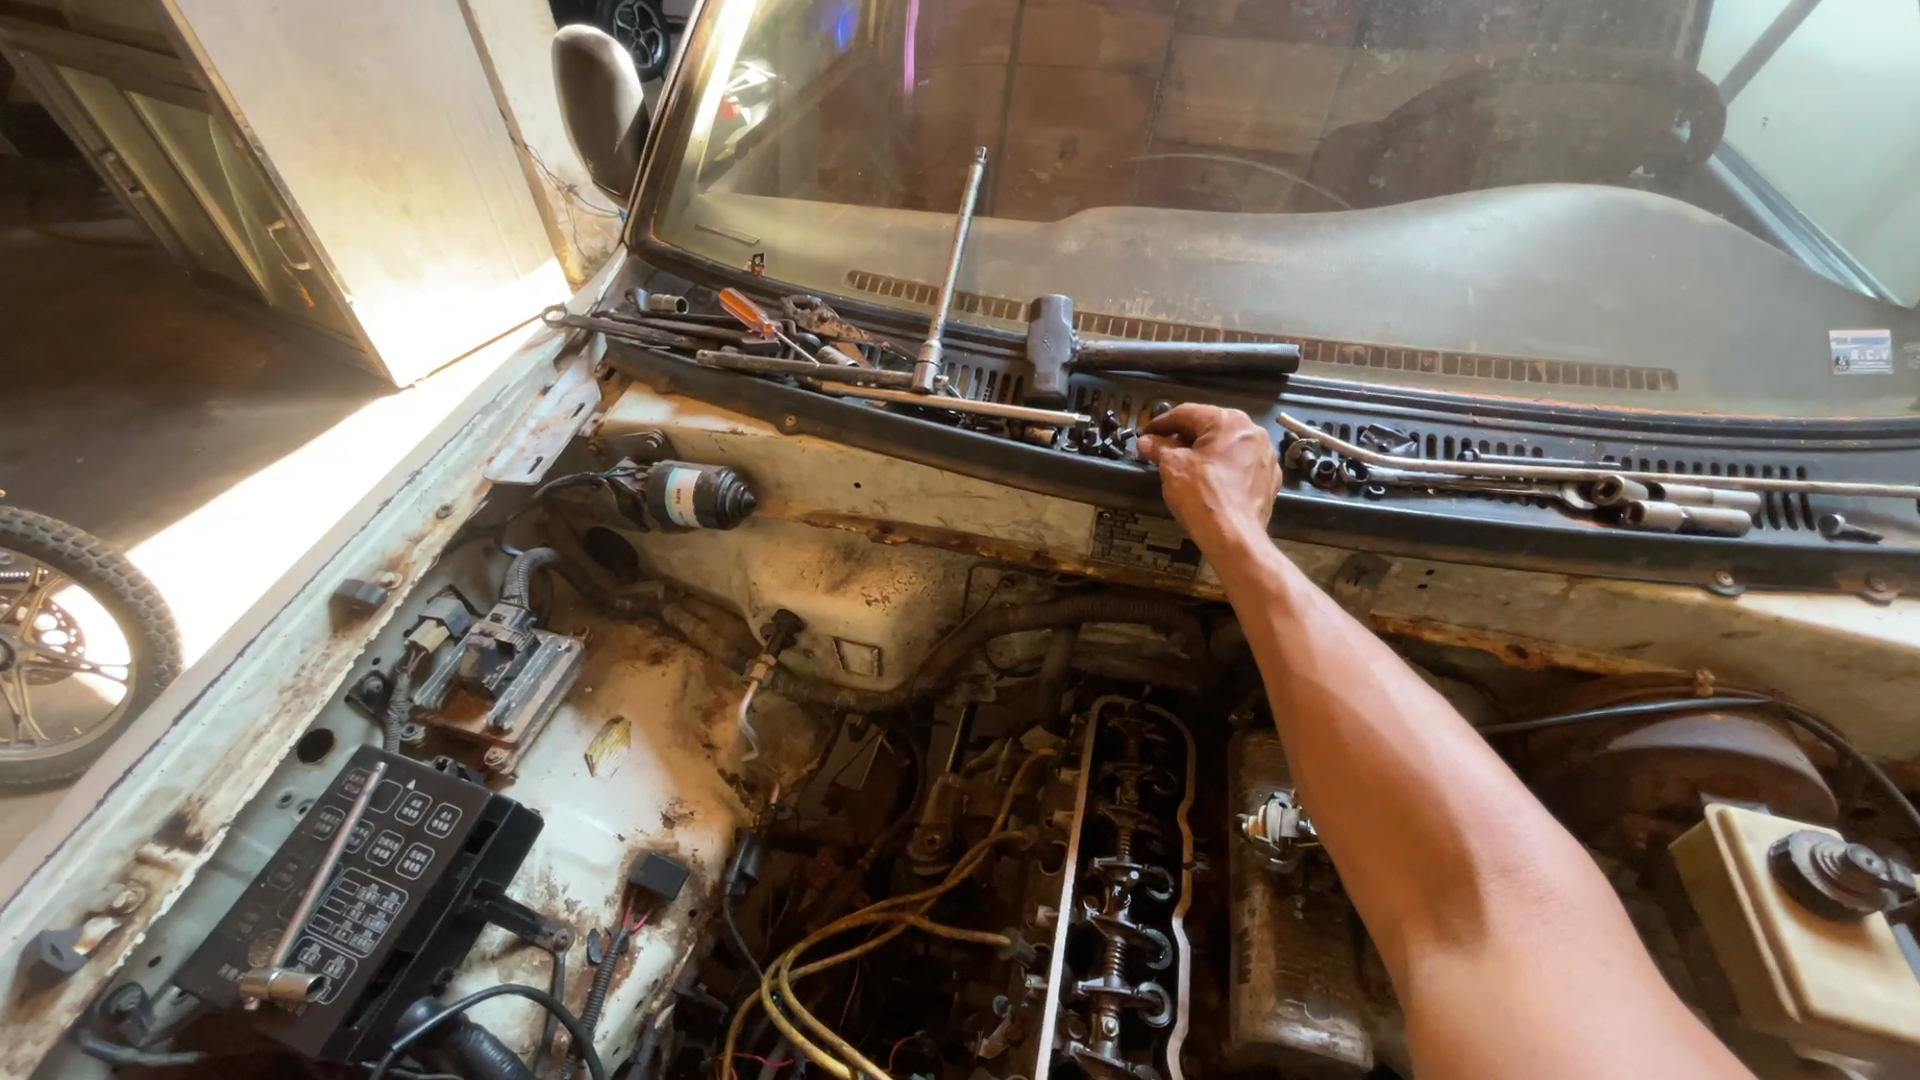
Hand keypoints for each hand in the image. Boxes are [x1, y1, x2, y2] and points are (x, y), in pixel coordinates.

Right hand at [1136, 405, 1278, 553]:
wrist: (1233, 536)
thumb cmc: (1201, 494)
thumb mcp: (1172, 467)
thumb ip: (1159, 448)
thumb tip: (1147, 442)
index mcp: (1228, 421)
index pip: (1187, 413)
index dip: (1161, 422)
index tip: (1146, 433)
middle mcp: (1252, 431)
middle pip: (1210, 427)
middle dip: (1184, 437)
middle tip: (1162, 448)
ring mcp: (1265, 456)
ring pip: (1228, 446)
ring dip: (1205, 452)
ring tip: (1184, 466)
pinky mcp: (1270, 479)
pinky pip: (1241, 466)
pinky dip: (1223, 468)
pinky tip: (1210, 481)